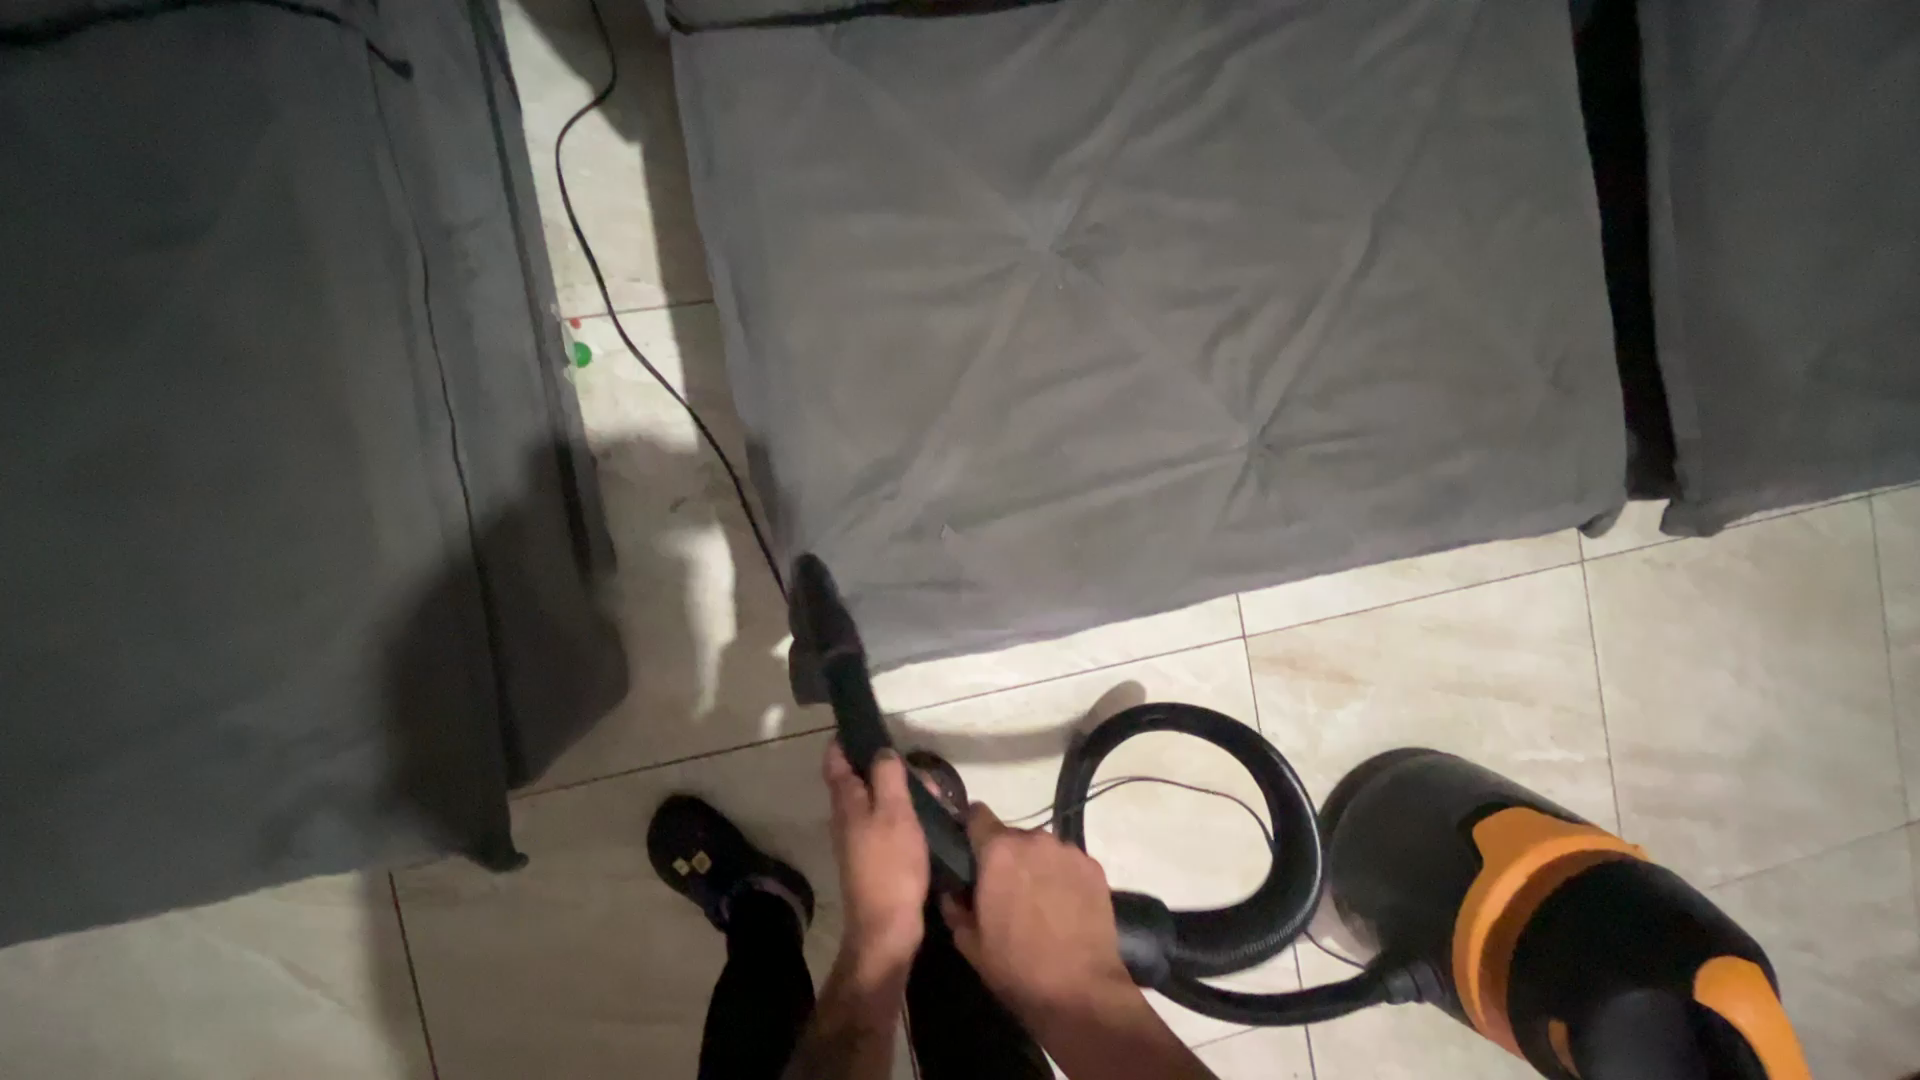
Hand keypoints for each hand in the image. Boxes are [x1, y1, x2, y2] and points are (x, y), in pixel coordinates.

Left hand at [823, 742, 929, 979]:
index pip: (835, 760)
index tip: (867, 727)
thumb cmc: (890, 865)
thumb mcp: (895, 813)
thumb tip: (881, 751)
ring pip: (878, 803)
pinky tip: (929, 822)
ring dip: (903, 794)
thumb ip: (887, 777)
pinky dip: (906, 816)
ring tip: (936, 797)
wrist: (886, 929)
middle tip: (922, 773)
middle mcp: (846, 818)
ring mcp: (858, 841)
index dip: (846, 741)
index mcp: (846, 803)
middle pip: (860, 780)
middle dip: (889, 769)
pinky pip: (888, 824)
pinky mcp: (874, 859)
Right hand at [939, 804, 1135, 1023]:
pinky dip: (1063, 876)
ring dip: (1036, 865)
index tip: (970, 852)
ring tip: (1039, 902)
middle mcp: (1034, 839)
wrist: (1081, 992)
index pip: (977, 815)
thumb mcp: (970, 943)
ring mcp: (1069, 851)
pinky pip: (1068, 862)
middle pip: (1012, 836)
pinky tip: (1064, 907)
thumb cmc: (1017, 967)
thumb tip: (953, 891)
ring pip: (1042, 849)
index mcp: (998, 851)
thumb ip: (955, 907)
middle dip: (1006, 857)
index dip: (970, 829)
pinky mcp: (1094, 867)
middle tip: (1005, 890)